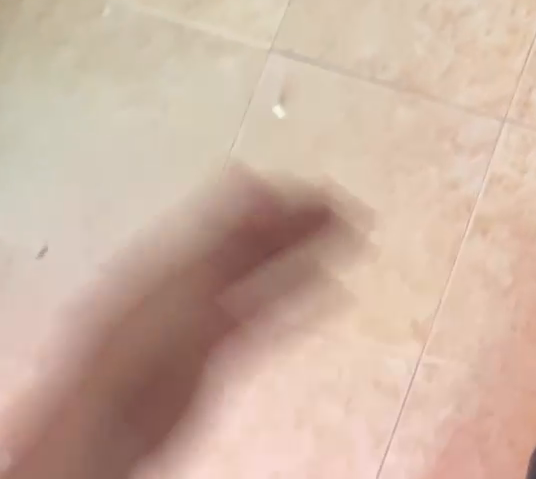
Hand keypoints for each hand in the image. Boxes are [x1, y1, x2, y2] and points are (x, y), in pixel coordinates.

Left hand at [3, 173, 347, 478]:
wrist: (108, 434)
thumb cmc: (136, 356)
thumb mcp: (181, 287)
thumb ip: (224, 238)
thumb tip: (257, 181)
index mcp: (163, 268)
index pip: (225, 219)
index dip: (273, 198)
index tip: (319, 186)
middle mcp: (181, 289)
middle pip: (248, 248)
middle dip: (296, 225)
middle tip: (342, 205)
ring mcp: (198, 324)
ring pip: (262, 278)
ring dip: (304, 257)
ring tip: (347, 238)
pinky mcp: (216, 354)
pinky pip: (266, 318)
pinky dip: (299, 300)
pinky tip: (332, 294)